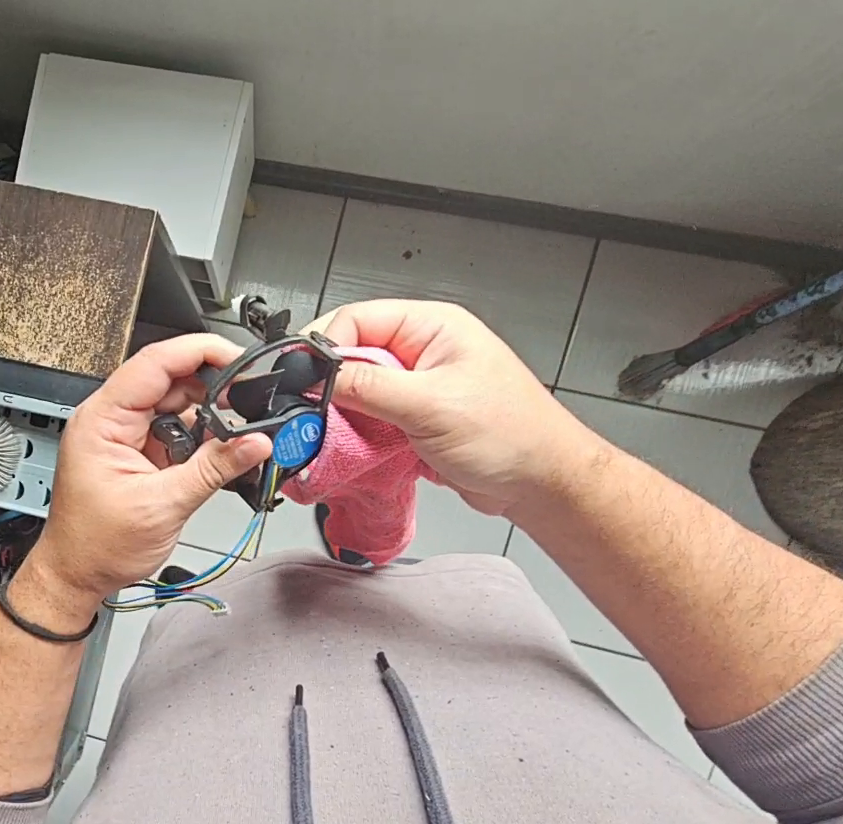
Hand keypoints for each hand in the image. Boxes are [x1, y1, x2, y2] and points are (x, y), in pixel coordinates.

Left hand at [22, 333, 272, 615]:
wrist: (77, 574)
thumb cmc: (95, 545)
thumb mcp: (163, 506)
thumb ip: (213, 469)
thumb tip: (254, 443)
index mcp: (102, 420)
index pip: (154, 362)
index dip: (199, 352)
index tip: (238, 358)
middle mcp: (109, 419)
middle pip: (169, 379)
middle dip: (212, 388)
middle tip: (248, 405)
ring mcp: (122, 434)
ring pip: (175, 404)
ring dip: (207, 416)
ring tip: (236, 436)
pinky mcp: (135, 451)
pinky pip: (172, 429)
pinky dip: (198, 437)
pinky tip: (217, 451)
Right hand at [309, 300, 608, 517]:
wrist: (539, 484)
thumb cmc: (512, 435)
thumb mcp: (430, 405)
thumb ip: (368, 387)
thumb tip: (317, 377)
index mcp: (432, 327)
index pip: (356, 319)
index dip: (324, 347)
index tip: (303, 379)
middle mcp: (421, 352)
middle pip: (350, 355)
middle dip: (329, 383)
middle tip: (313, 410)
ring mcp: (414, 387)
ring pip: (355, 391)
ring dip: (341, 413)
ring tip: (333, 431)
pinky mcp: (409, 419)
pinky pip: (366, 419)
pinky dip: (353, 433)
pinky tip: (351, 446)